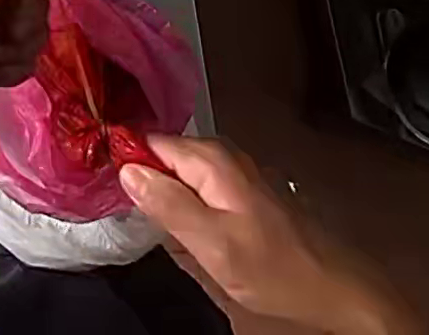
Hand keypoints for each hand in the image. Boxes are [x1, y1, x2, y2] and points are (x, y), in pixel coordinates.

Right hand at [121, 135, 413, 334]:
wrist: (331, 286)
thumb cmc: (272, 266)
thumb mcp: (213, 243)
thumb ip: (168, 204)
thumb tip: (126, 169)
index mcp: (208, 158)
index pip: (149, 142)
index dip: (123, 156)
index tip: (97, 174)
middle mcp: (217, 153)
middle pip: (161, 154)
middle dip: (138, 172)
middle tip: (114, 202)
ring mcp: (228, 169)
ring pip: (176, 169)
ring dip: (156, 187)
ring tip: (136, 212)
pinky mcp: (235, 189)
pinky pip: (192, 183)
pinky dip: (176, 196)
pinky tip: (170, 219)